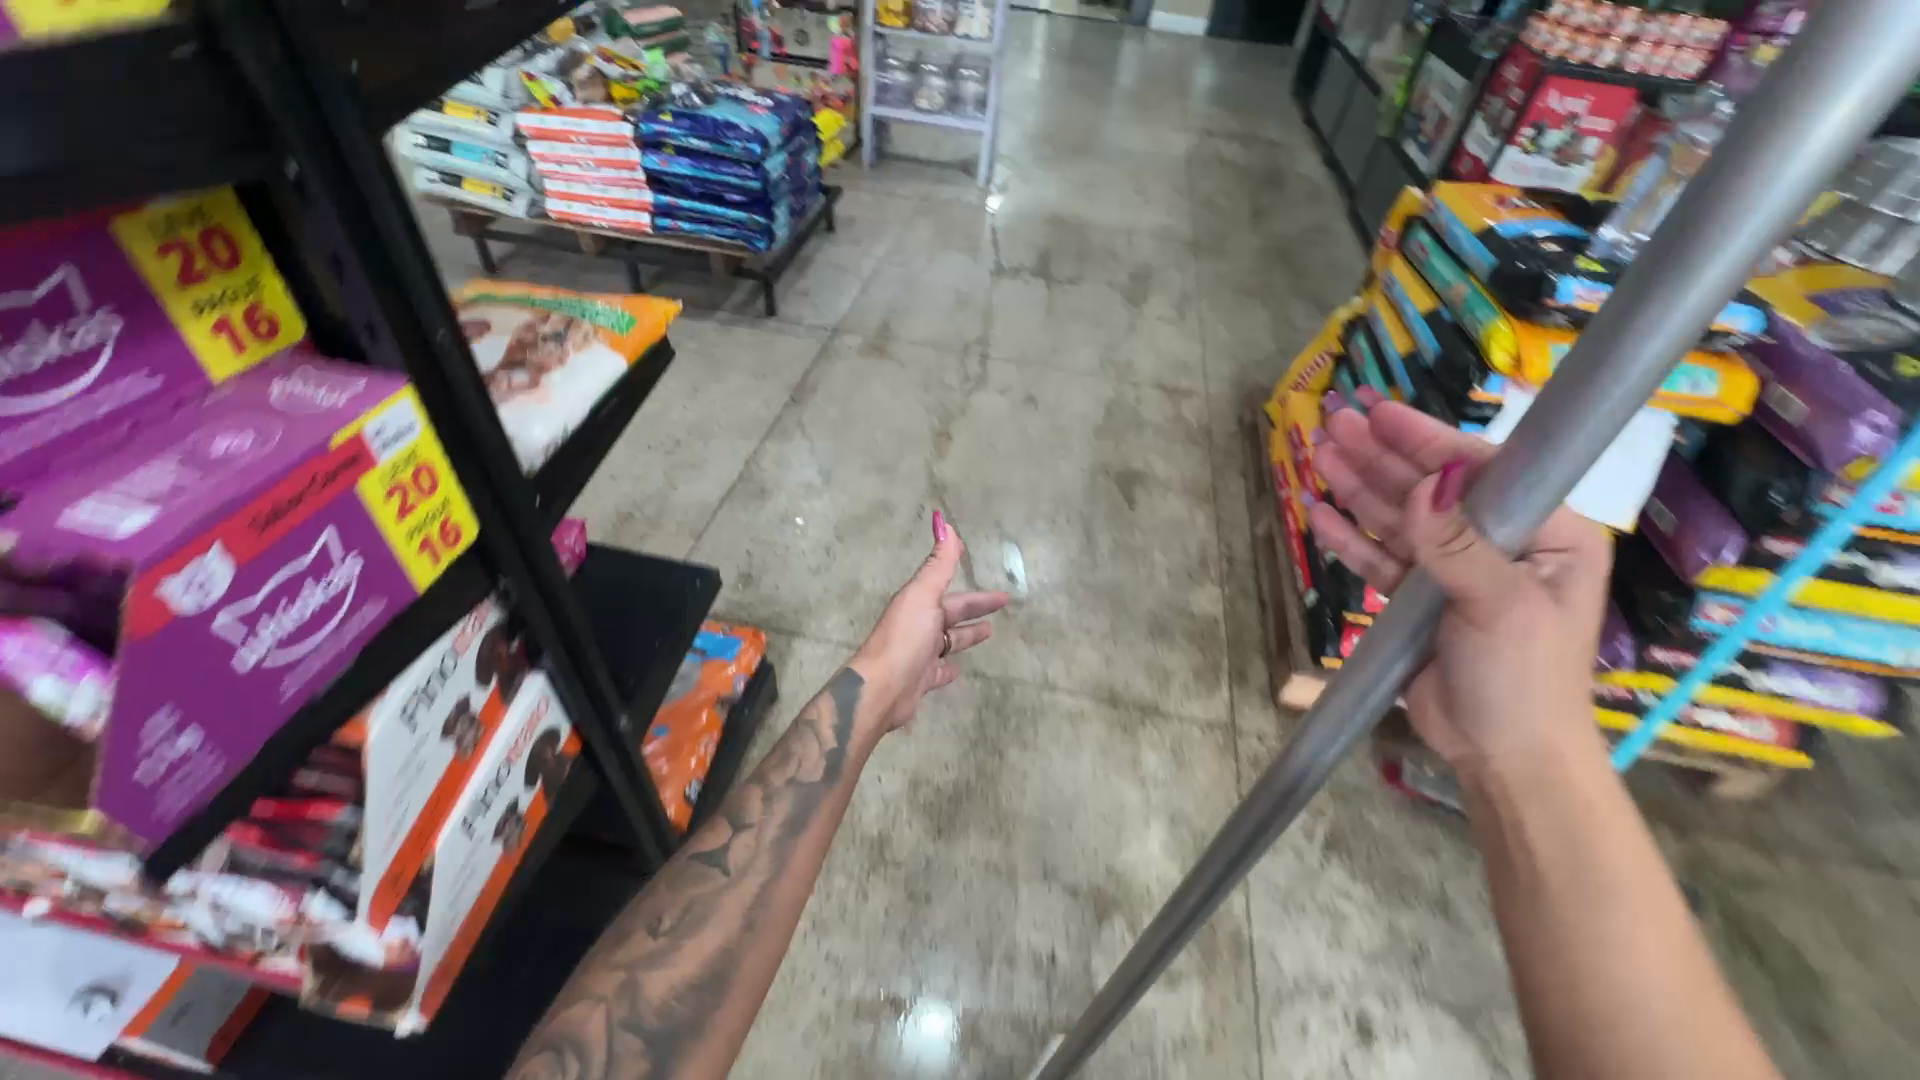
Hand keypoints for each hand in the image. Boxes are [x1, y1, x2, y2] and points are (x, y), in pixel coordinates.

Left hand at [849, 512, 1008, 736]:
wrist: (882, 688)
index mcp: (918, 604)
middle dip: (976, 607)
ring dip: (966, 635)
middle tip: (1004, 602)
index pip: (950, 590)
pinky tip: (960, 669)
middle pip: (952, 613)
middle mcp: (918, 626)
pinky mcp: (920, 679)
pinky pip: (939, 671)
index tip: (991, 578)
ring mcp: (919, 654)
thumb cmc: (905, 637)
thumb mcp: (923, 595)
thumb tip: (944, 523)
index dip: (972, 586)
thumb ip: (938, 564)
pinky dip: (950, 668)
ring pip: (948, 640)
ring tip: (990, 632)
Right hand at [1305, 397, 1612, 775]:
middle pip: (1432, 490)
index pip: (1484, 472)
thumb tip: (1424, 484)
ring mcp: (1454, 572)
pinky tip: (1319, 514)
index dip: (1430, 441)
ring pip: (1400, 519)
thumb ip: (1458, 544)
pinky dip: (1351, 538)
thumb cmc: (1523, 679)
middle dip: (1382, 458)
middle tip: (1334, 425)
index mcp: (1546, 536)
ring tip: (1320, 455)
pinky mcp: (1418, 601)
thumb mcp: (1500, 605)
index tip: (1382, 415)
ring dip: (1360, 489)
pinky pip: (1381, 559)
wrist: (1503, 755)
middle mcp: (1499, 545)